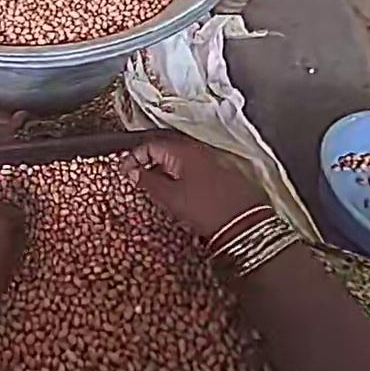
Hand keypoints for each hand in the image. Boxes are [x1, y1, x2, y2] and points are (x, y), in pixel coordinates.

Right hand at [120, 134, 266, 243]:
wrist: (245, 224)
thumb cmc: (206, 209)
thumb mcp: (170, 197)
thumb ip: (147, 181)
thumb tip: (131, 171)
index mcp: (182, 151)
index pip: (150, 146)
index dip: (133, 157)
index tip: (124, 171)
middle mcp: (197, 150)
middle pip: (164, 150)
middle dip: (147, 162)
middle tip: (135, 177)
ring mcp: (209, 161)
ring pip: (177, 159)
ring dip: (162, 169)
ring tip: (153, 186)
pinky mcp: (218, 173)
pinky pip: (190, 167)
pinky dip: (177, 174)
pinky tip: (174, 190)